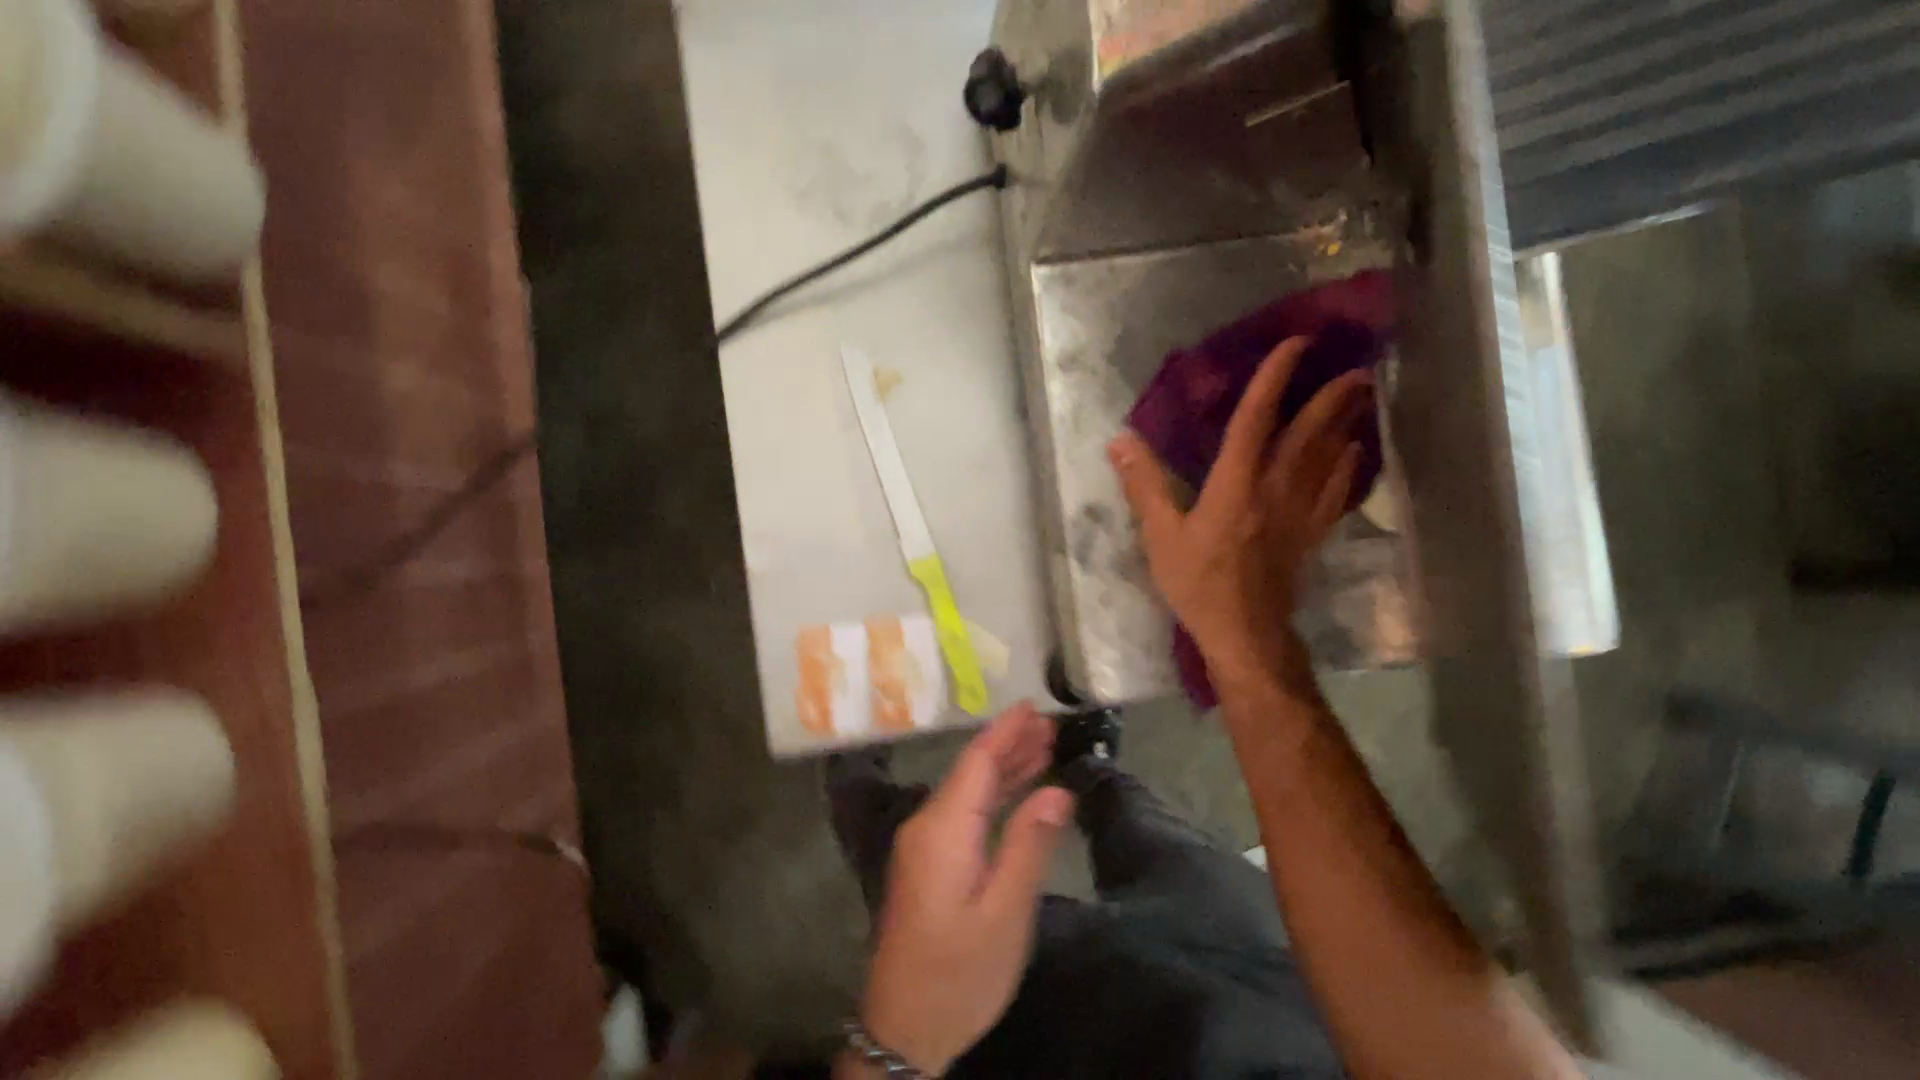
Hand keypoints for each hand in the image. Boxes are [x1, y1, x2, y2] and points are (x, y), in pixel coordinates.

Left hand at [859, 703, 1073, 1074]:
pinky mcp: (928, 868)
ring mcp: (924, 849)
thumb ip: (1029, 845)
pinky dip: (992, 798)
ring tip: (1042, 747)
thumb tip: (1056, 790)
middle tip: (1051, 724)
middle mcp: (927, 828)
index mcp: (942, 831)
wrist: (903, 1029)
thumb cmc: (959, 973)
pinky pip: (963, 816)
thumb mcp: (1005, 913)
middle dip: (1009, 746)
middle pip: (971, 774)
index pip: (976, 764)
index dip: (1005, 733)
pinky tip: (1016, 795)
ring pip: (967, 794)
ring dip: (1003, 770)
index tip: (1033, 706)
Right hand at [1108, 336, 1370, 692]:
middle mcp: (1274, 489)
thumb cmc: (1198, 584)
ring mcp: (1298, 513)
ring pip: (1329, 459)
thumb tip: (1121, 440)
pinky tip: (1355, 454)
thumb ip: (1143, 485)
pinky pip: (1335, 494)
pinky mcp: (1310, 535)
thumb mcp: (1160, 536)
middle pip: (1308, 434)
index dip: (1274, 379)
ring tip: (1362, 396)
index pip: (1256, 420)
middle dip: (1332, 397)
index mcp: (1235, 484)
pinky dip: (1347, 469)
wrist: (1244, 633)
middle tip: (1357, 366)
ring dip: (1346, 424)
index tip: (1294, 344)